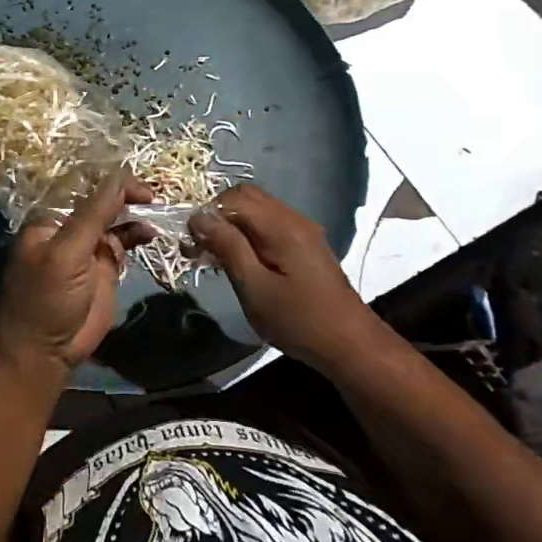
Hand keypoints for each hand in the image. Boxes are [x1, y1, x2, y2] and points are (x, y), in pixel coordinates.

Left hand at [0, 173, 155, 375]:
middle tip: (154, 196)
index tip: (137, 184)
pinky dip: (139, 232)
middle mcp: (70, 225)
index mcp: (50, 217)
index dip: (109, 179)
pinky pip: (125, 240)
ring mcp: (88, 244)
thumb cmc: (46, 299)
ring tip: (158, 211)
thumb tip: (118, 177)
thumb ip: (93, 215)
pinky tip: (152, 232)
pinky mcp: (105, 264)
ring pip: (116, 217)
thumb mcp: (67, 254)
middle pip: (102, 198)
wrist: (46, 350)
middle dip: (127, 193)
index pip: (82, 184)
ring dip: (136, 211)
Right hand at [188, 184, 404, 376]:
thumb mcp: (254, 288)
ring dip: (231, 224)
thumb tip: (198, 218)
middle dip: (217, 215)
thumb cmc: (298, 320)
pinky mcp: (304, 244)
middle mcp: (293, 219)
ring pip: (256, 209)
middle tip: (201, 246)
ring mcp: (302, 230)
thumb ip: (227, 247)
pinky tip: (239, 260)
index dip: (207, 214)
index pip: (233, 198)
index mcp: (281, 226)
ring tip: (216, 255)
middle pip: (245, 197)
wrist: (349, 344)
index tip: (191, 243)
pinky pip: (268, 223)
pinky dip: (247, 232)